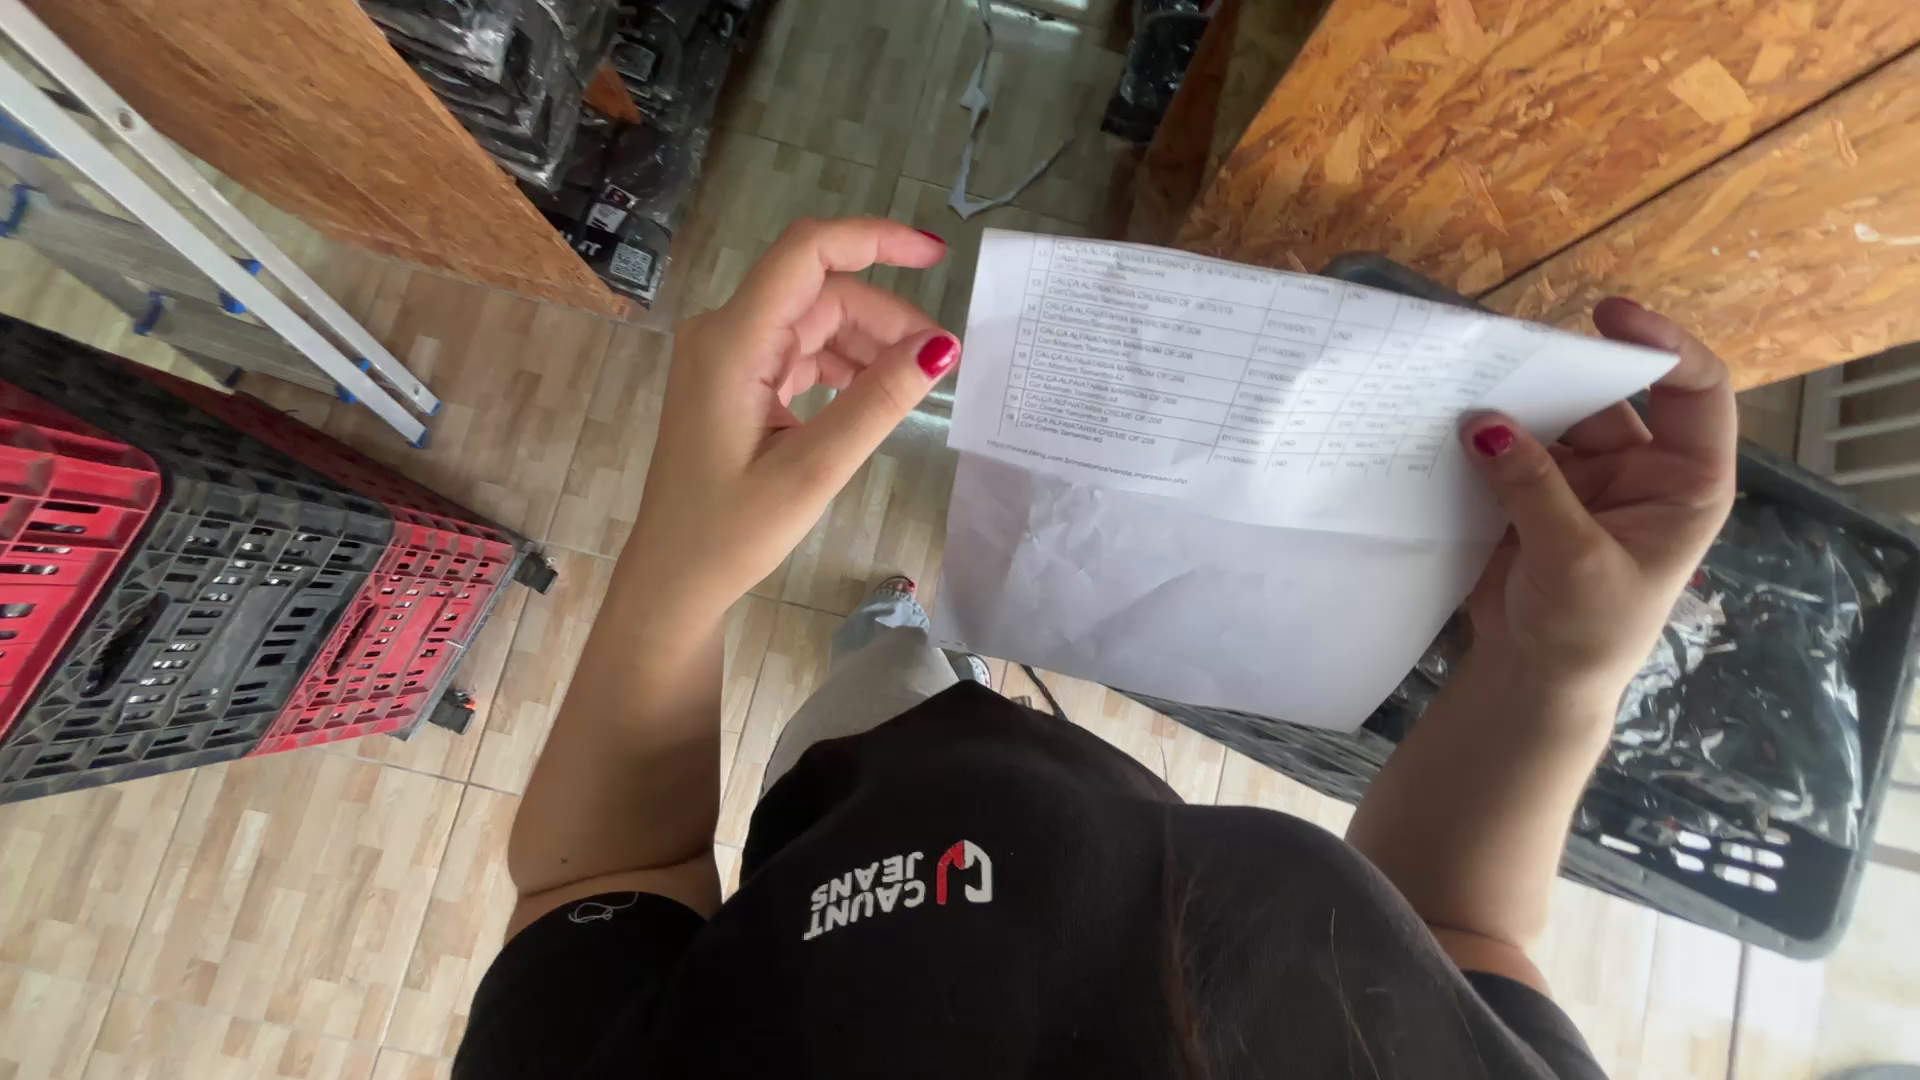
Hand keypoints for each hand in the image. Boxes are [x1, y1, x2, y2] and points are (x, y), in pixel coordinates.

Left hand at [627, 217, 956, 615]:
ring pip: (815, 322)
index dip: (875, 239)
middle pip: (820, 292)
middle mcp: (726, 334)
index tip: (936, 255)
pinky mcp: (738, 382)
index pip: (808, 253)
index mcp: (734, 342)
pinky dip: (843, 366)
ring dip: (868, 343)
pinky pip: (801, 353)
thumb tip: (940, 349)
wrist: (676, 576)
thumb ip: (877, 404)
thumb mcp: (814, 470)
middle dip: (884, 317)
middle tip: (938, 361)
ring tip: (912, 384)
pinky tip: (873, 394)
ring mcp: (729, 357)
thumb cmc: (733, 532)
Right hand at [1458, 298, 1737, 704]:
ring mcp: (1568, 484)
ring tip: (1458, 385)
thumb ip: (1533, 489)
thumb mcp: (1574, 557)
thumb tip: (1481, 425)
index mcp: (1680, 482)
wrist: (1535, 673)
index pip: (1690, 394)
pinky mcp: (1517, 499)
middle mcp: (1629, 472)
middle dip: (1555, 378)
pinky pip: (1498, 458)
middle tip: (1499, 352)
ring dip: (1505, 410)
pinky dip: (1472, 444)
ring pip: (1541, 427)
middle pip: (1599, 402)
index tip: (1606, 316)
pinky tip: (1441, 427)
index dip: (1660, 348)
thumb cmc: (1587, 626)